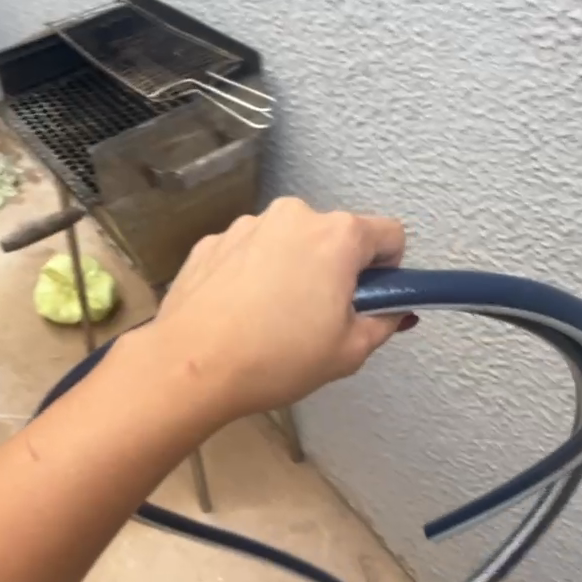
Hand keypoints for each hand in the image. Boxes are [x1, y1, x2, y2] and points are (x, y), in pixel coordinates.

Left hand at [137, 198, 409, 422]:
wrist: (189, 365)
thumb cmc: (272, 359)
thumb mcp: (348, 352)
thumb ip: (383, 322)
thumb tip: (392, 311)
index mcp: (336, 234)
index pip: (389, 235)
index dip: (388, 271)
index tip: (370, 300)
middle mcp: (291, 216)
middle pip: (333, 236)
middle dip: (334, 270)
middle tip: (319, 319)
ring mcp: (244, 227)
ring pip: (286, 244)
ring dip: (290, 270)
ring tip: (272, 321)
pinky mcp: (209, 244)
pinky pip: (246, 254)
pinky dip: (251, 275)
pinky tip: (239, 314)